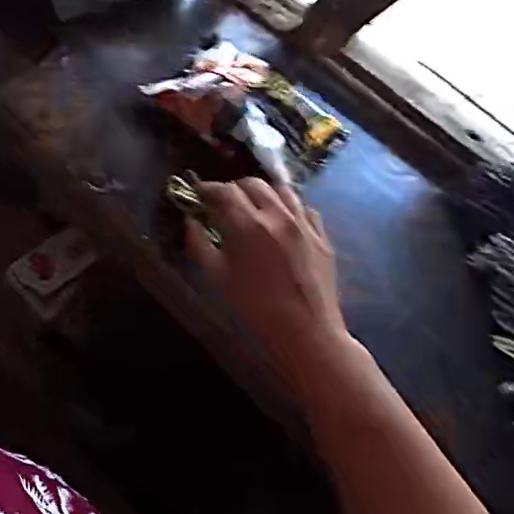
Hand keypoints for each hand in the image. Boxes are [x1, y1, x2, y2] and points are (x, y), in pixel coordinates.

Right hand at [186, 178, 353, 393]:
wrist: (305, 329)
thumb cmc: (252, 303)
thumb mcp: (215, 273)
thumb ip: (198, 242)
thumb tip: (190, 221)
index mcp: (249, 226)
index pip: (225, 191)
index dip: (207, 188)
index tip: (197, 193)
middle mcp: (279, 218)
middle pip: (254, 184)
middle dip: (233, 188)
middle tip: (221, 202)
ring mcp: (306, 226)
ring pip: (283, 191)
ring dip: (262, 193)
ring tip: (251, 206)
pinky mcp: (323, 238)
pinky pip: (305, 209)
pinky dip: (287, 207)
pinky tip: (278, 221)